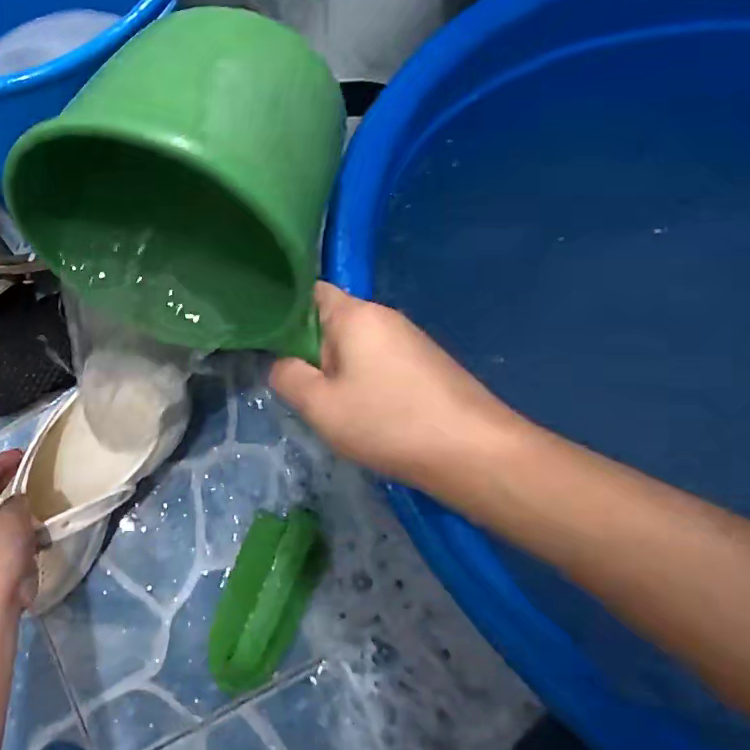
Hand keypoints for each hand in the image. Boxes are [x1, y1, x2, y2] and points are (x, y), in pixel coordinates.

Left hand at [0, 450, 37, 609]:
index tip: (22, 454)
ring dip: (25, 504)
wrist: (0, 594)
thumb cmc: (1, 548)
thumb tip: (22, 499)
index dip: (2, 461)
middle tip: (34, 469)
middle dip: (13, 479)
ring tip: (45, 495)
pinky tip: (48, 527)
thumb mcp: (13, 514)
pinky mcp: (7, 554)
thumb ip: (19, 499)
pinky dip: (32, 527)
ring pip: (9, 512)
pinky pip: (20, 533)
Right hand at [270, 282, 533, 487]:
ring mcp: (411, 341)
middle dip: (307, 344)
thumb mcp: (318, 404)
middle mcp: (384, 317)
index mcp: (355, 314)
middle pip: (329, 318)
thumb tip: (282, 364)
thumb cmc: (390, 422)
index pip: (307, 290)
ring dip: (335, 365)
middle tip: (294, 379)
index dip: (282, 308)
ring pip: (353, 342)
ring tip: (328, 401)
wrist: (484, 459)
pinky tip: (364, 410)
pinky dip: (362, 378)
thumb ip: (285, 375)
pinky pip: (377, 360)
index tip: (265, 337)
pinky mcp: (427, 366)